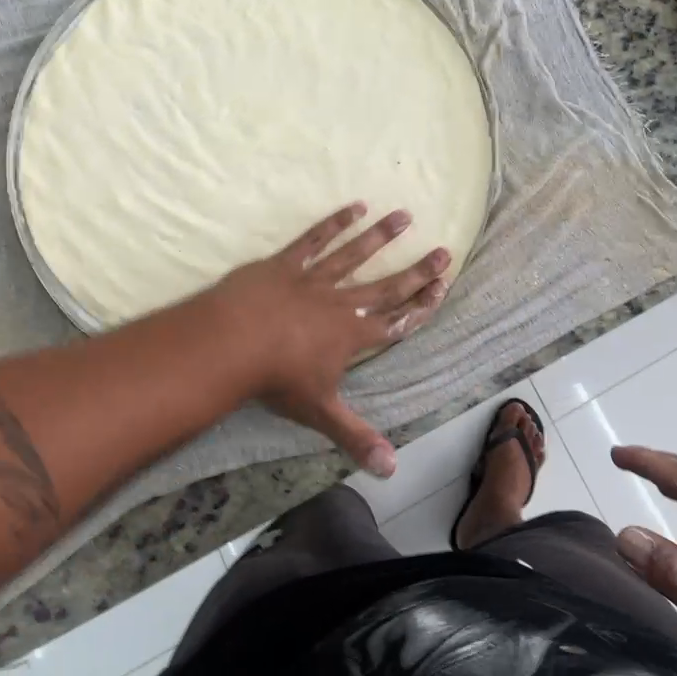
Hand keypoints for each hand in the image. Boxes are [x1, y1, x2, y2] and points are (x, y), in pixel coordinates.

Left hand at [199, 202, 448, 477]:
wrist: (232, 341)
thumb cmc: (276, 379)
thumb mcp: (319, 412)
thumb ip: (355, 436)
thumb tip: (391, 469)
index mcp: (351, 336)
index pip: (396, 320)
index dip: (422, 304)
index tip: (443, 285)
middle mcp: (339, 303)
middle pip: (385, 285)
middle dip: (416, 270)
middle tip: (443, 250)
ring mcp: (313, 279)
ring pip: (354, 254)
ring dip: (381, 236)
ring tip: (405, 216)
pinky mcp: (286, 263)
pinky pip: (315, 239)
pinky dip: (335, 223)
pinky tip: (355, 207)